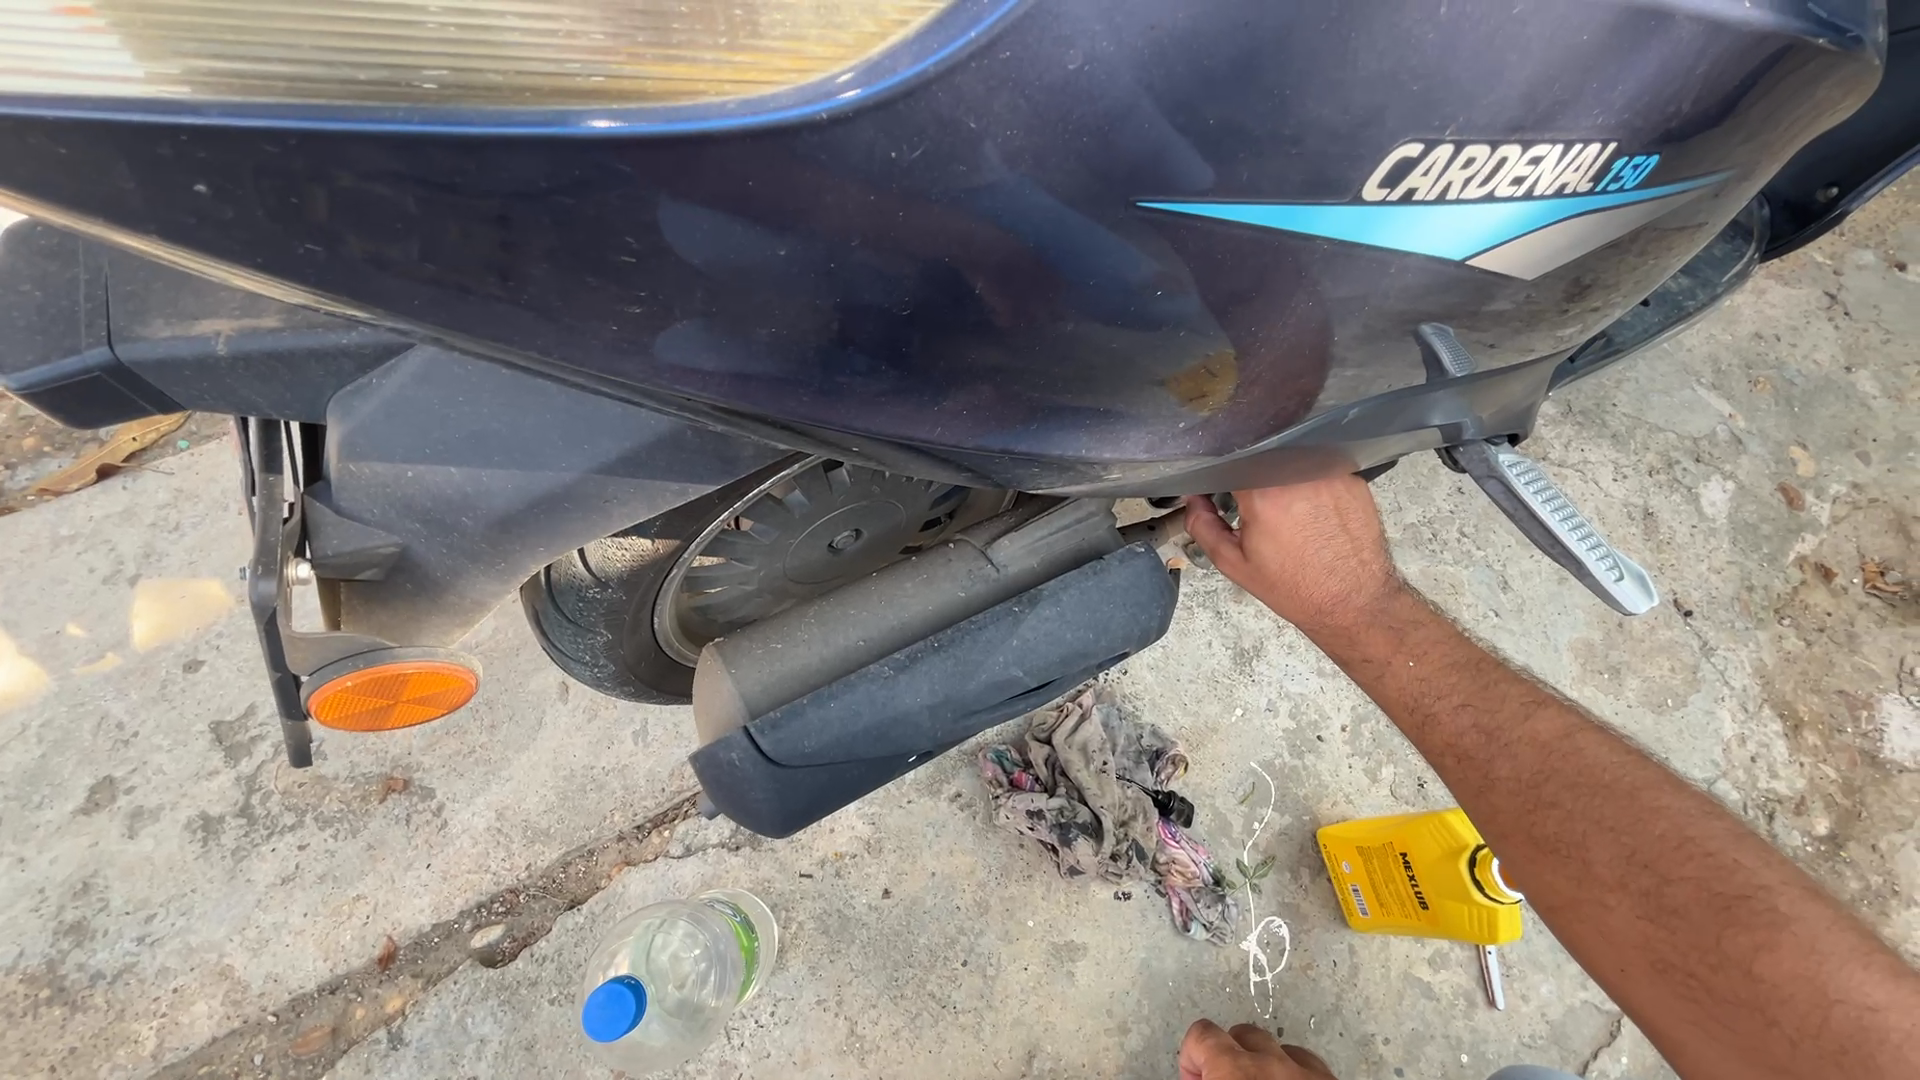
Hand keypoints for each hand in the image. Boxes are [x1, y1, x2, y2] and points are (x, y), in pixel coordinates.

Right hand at [1179, 1020, 1337, 1079]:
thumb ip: (1197, 1078)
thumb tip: (1192, 1073)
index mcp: (1234, 1068)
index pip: (1202, 1034)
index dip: (1192, 1055)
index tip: (1193, 1076)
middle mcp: (1272, 1063)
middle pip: (1243, 1034)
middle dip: (1231, 1053)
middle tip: (1224, 1079)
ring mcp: (1308, 1074)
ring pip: (1283, 1047)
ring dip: (1267, 1061)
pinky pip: (1313, 1066)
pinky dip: (1299, 1073)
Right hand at [1183, 475, 1403, 637]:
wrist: (1352, 602)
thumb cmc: (1296, 586)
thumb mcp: (1233, 563)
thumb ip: (1203, 526)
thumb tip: (1194, 501)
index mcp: (1264, 494)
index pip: (1230, 463)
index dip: (1223, 478)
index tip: (1223, 493)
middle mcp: (1299, 476)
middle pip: (1262, 461)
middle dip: (1255, 482)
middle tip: (1259, 513)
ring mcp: (1330, 475)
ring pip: (1292, 464)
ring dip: (1283, 482)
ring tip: (1289, 517)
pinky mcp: (1353, 480)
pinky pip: (1320, 472)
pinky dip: (1311, 488)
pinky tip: (1313, 516)